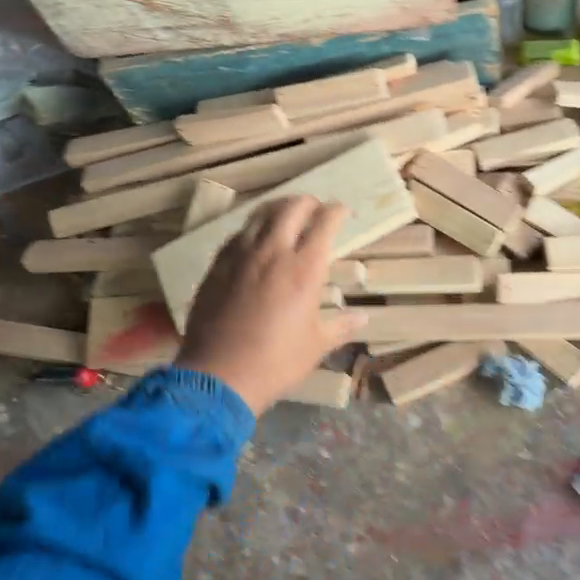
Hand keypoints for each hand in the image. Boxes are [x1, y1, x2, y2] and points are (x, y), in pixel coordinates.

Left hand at [176, 196, 365, 412]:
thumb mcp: (316, 346)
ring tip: (286, 215)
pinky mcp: (216, 267)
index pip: (325, 222)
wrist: (218, 376)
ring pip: (260, 215)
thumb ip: (341, 326)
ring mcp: (240, 256)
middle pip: (291, 208)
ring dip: (277, 209)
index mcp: (304, 268)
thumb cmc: (276, 362)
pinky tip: (253, 240)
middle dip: (308, 202)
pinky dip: (251, 230)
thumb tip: (363, 318)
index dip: (337, 211)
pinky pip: (236, 235)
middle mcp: (273, 252)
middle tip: (316, 209)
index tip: (344, 212)